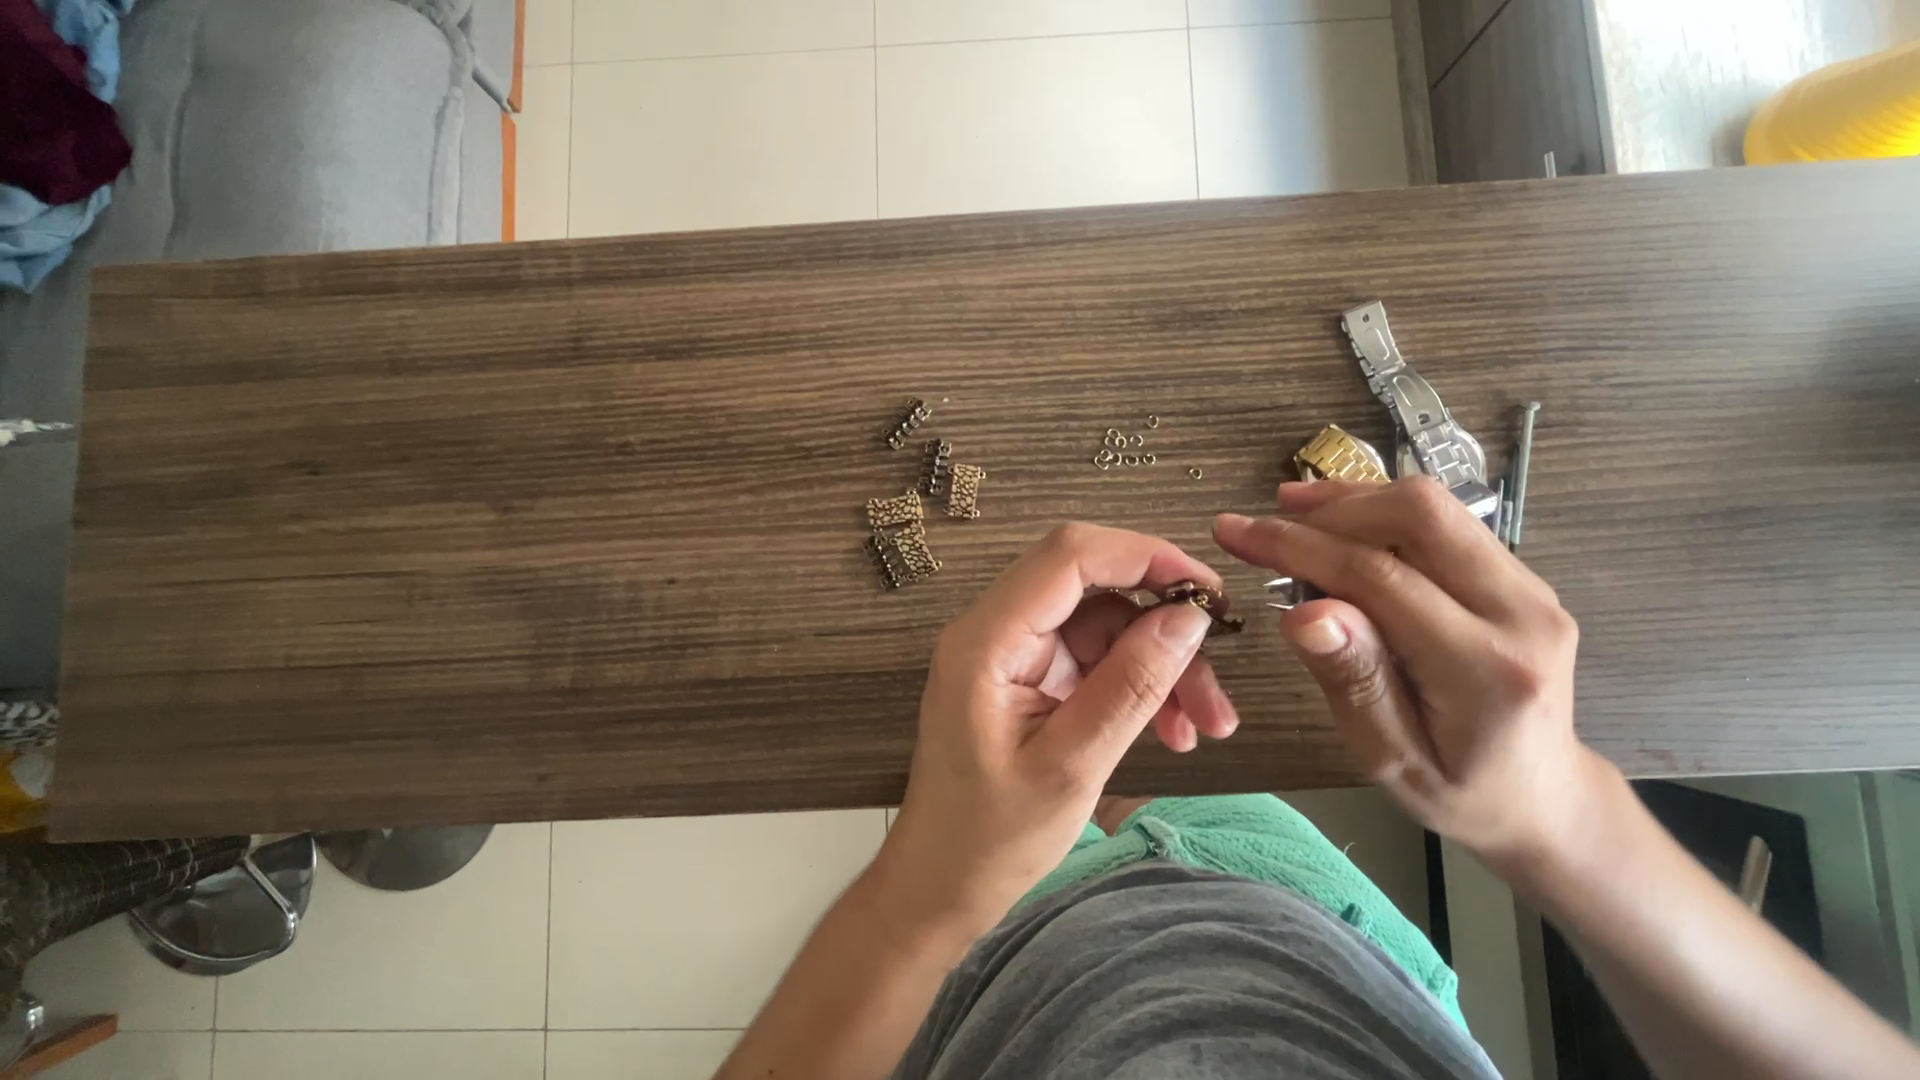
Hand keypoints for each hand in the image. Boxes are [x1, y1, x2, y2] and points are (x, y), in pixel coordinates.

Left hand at [874, 523, 1236, 940]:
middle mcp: (996, 630)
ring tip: (1206, 726)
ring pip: (1105, 626)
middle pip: (1093, 586)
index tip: (1208, 592)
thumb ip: (1130, 685)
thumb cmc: (992, 837)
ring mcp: (1014, 652)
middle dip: (1161, 622)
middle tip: (1217, 669)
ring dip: (1160, 665)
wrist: (943, 882)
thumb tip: (1188, 619)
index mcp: (986, 640)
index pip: (1068, 557)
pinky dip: (1138, 685)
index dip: (1143, 555)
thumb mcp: (1072, 766)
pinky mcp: (1030, 677)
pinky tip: (1173, 730)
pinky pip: (1096, 658)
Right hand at [1213, 477, 1606, 867]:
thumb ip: (1353, 682)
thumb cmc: (1455, 790)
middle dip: (1329, 509)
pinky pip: (1444, 521)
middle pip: (1419, 516)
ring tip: (1289, 513)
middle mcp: (1521, 612)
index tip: (1233, 533)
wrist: (1543, 796)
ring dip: (1352, 501)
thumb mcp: (1388, 757)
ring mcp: (1529, 587)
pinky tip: (1335, 524)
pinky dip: (1379, 513)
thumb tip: (1303, 613)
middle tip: (1264, 525)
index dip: (1297, 547)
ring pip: (1433, 505)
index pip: (1379, 578)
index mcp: (1485, 668)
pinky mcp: (1519, 576)